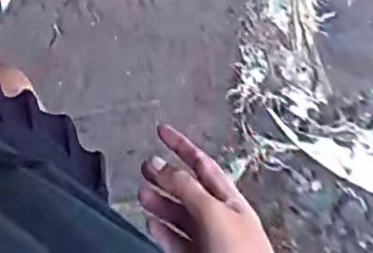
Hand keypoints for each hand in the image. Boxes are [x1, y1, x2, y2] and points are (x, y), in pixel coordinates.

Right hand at [138, 125, 273, 252]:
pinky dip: (164, 232)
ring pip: (181, 217)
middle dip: (165, 176)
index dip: (181, 145)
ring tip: (142, 195)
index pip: (202, 163)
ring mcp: (213, 243)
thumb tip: (158, 162)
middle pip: (189, 191)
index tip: (162, 131)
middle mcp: (222, 220)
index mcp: (230, 201)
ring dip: (161, 204)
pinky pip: (179, 242)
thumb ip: (184, 185)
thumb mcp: (212, 211)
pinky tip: (153, 226)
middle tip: (145, 167)